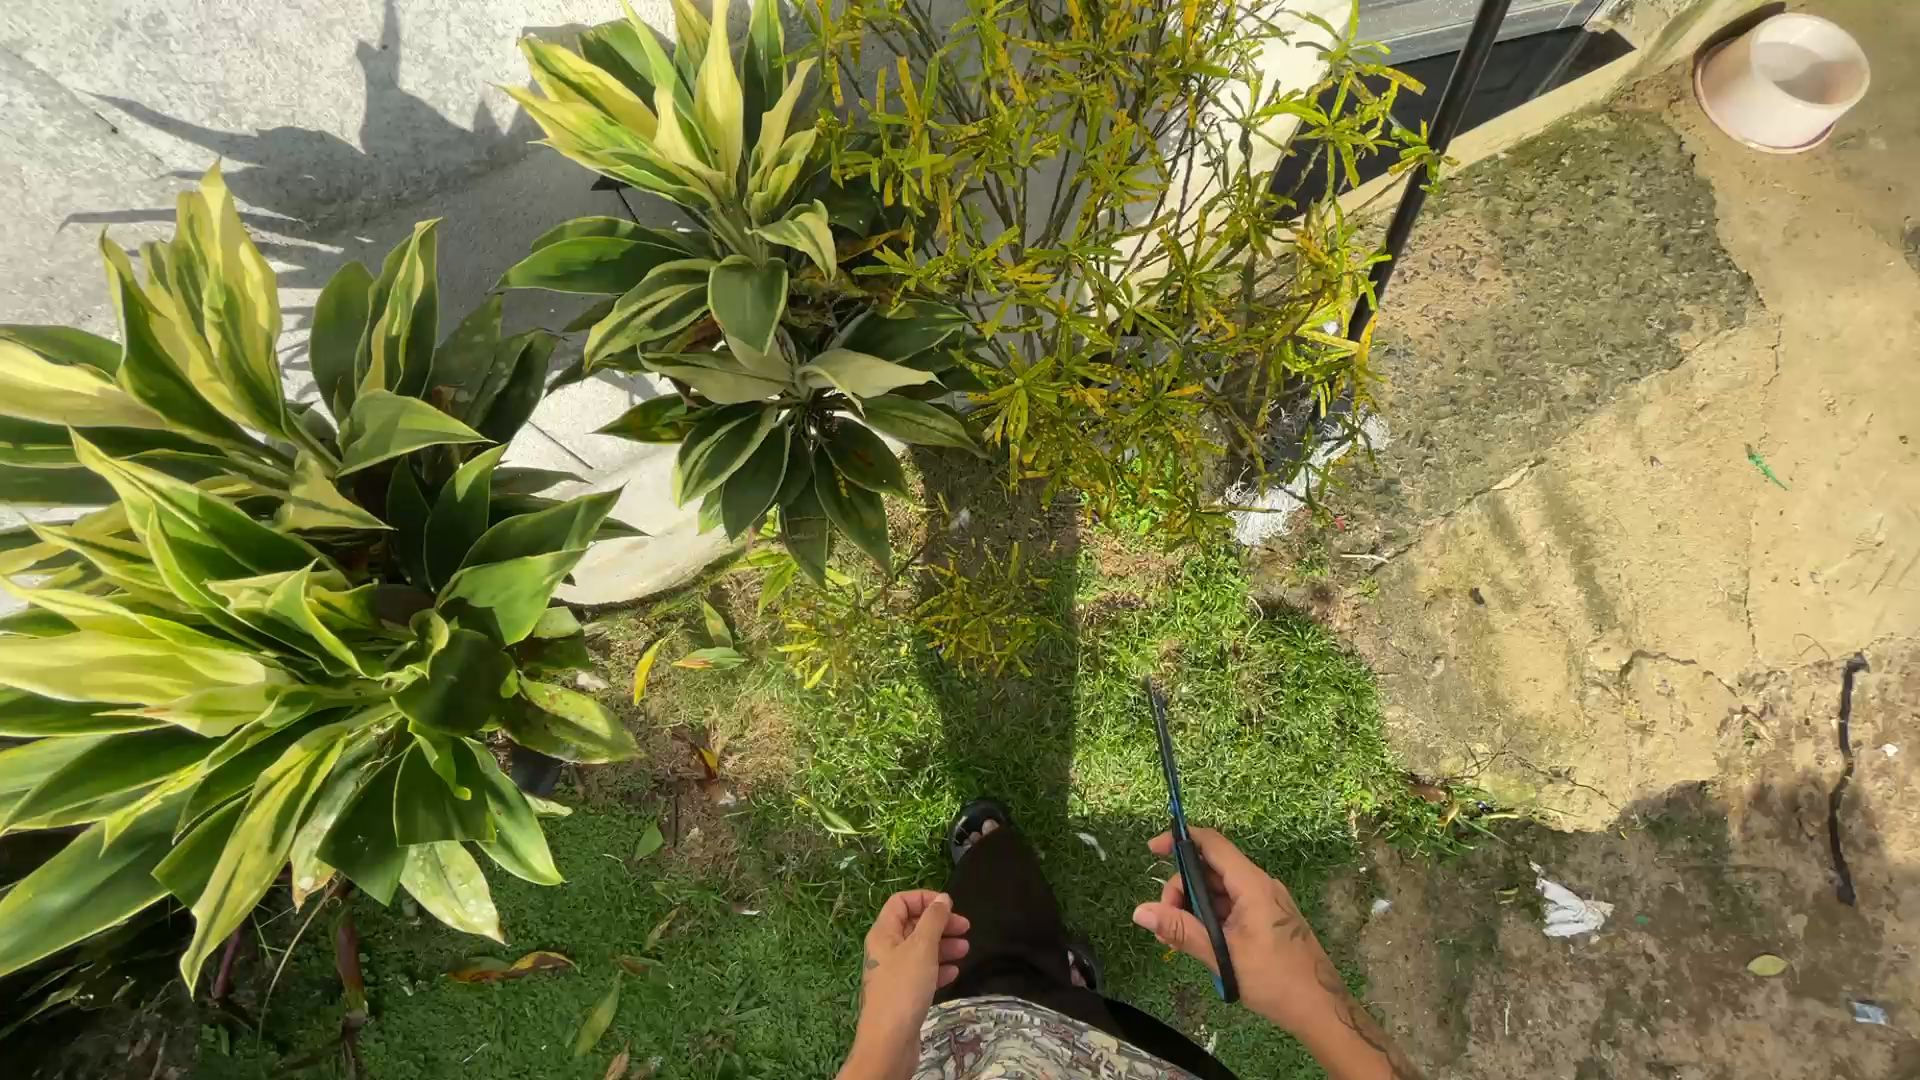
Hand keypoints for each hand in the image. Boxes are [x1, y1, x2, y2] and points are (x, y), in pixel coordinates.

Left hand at [839, 891, 969, 1079]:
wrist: (889, 1044)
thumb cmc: (904, 987)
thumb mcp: (922, 947)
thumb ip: (933, 919)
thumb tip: (943, 898)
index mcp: (883, 933)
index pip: (901, 902)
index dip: (924, 899)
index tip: (949, 906)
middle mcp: (886, 949)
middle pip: (914, 925)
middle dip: (940, 924)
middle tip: (965, 928)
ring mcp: (894, 973)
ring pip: (921, 950)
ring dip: (943, 946)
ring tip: (966, 950)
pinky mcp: (903, 994)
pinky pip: (922, 973)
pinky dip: (938, 968)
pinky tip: (954, 972)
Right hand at [1131, 828, 1342, 1035]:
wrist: (1323, 1012)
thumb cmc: (1275, 979)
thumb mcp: (1222, 955)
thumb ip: (1180, 930)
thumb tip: (1139, 911)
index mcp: (1251, 883)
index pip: (1211, 843)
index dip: (1179, 840)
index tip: (1152, 850)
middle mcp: (1259, 885)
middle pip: (1210, 869)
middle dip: (1182, 889)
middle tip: (1166, 921)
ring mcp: (1265, 902)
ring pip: (1219, 890)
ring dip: (1195, 908)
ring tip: (1179, 938)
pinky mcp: (1268, 919)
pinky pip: (1231, 906)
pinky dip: (1211, 918)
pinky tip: (1201, 942)